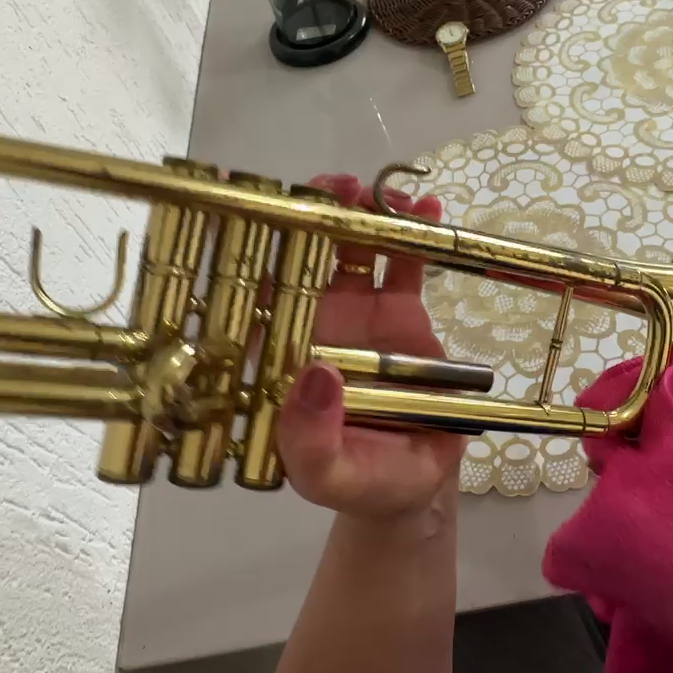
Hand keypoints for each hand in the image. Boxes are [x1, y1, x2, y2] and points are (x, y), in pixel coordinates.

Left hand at [275, 174, 466, 522]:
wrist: (416, 484)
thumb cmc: (362, 484)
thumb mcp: (331, 478)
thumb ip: (311, 442)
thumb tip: (315, 376)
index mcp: (279, 352)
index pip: (249, 293)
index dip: (243, 246)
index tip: (247, 203)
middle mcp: (311, 321)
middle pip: (303, 253)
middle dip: (316, 212)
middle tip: (336, 188)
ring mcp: (357, 311)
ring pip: (352, 247)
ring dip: (363, 213)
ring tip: (382, 193)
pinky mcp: (401, 311)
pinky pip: (405, 265)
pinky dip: (416, 235)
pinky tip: (429, 209)